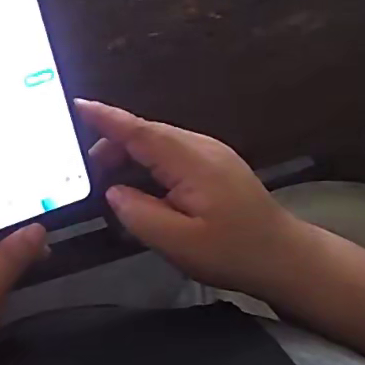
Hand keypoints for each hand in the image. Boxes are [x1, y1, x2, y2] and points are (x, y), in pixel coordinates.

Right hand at [75, 100, 316, 296]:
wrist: (287, 260)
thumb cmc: (233, 252)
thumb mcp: (177, 242)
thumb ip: (137, 213)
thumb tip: (113, 192)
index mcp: (192, 163)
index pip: (140, 131)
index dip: (106, 118)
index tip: (77, 105)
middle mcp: (201, 148)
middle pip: (145, 132)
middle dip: (110, 144)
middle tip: (86, 173)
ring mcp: (209, 153)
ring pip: (155, 141)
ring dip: (127, 155)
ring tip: (108, 183)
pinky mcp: (212, 163)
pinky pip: (168, 151)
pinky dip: (143, 160)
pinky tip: (137, 184)